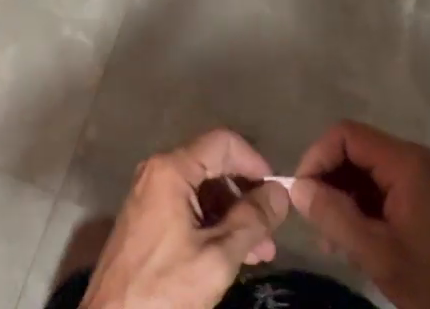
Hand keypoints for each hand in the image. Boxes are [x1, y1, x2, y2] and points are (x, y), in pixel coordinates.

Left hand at [81, 128, 292, 308]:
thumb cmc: (165, 286)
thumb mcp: (217, 256)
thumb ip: (252, 220)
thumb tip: (280, 191)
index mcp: (171, 169)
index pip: (223, 142)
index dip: (255, 162)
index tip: (277, 194)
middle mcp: (158, 172)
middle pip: (214, 166)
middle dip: (247, 197)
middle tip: (272, 233)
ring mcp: (150, 195)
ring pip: (204, 191)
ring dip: (234, 216)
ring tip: (260, 253)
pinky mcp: (148, 218)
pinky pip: (189, 208)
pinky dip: (214, 225)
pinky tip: (233, 254)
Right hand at [291, 121, 429, 308]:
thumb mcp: (376, 253)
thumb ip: (334, 215)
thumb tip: (297, 187)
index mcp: (405, 163)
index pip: (346, 135)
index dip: (317, 157)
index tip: (301, 194)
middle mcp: (413, 160)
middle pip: (354, 151)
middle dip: (328, 181)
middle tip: (314, 222)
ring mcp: (420, 179)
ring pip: (364, 172)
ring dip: (342, 199)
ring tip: (331, 241)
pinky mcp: (423, 200)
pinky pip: (380, 189)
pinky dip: (360, 209)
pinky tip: (351, 243)